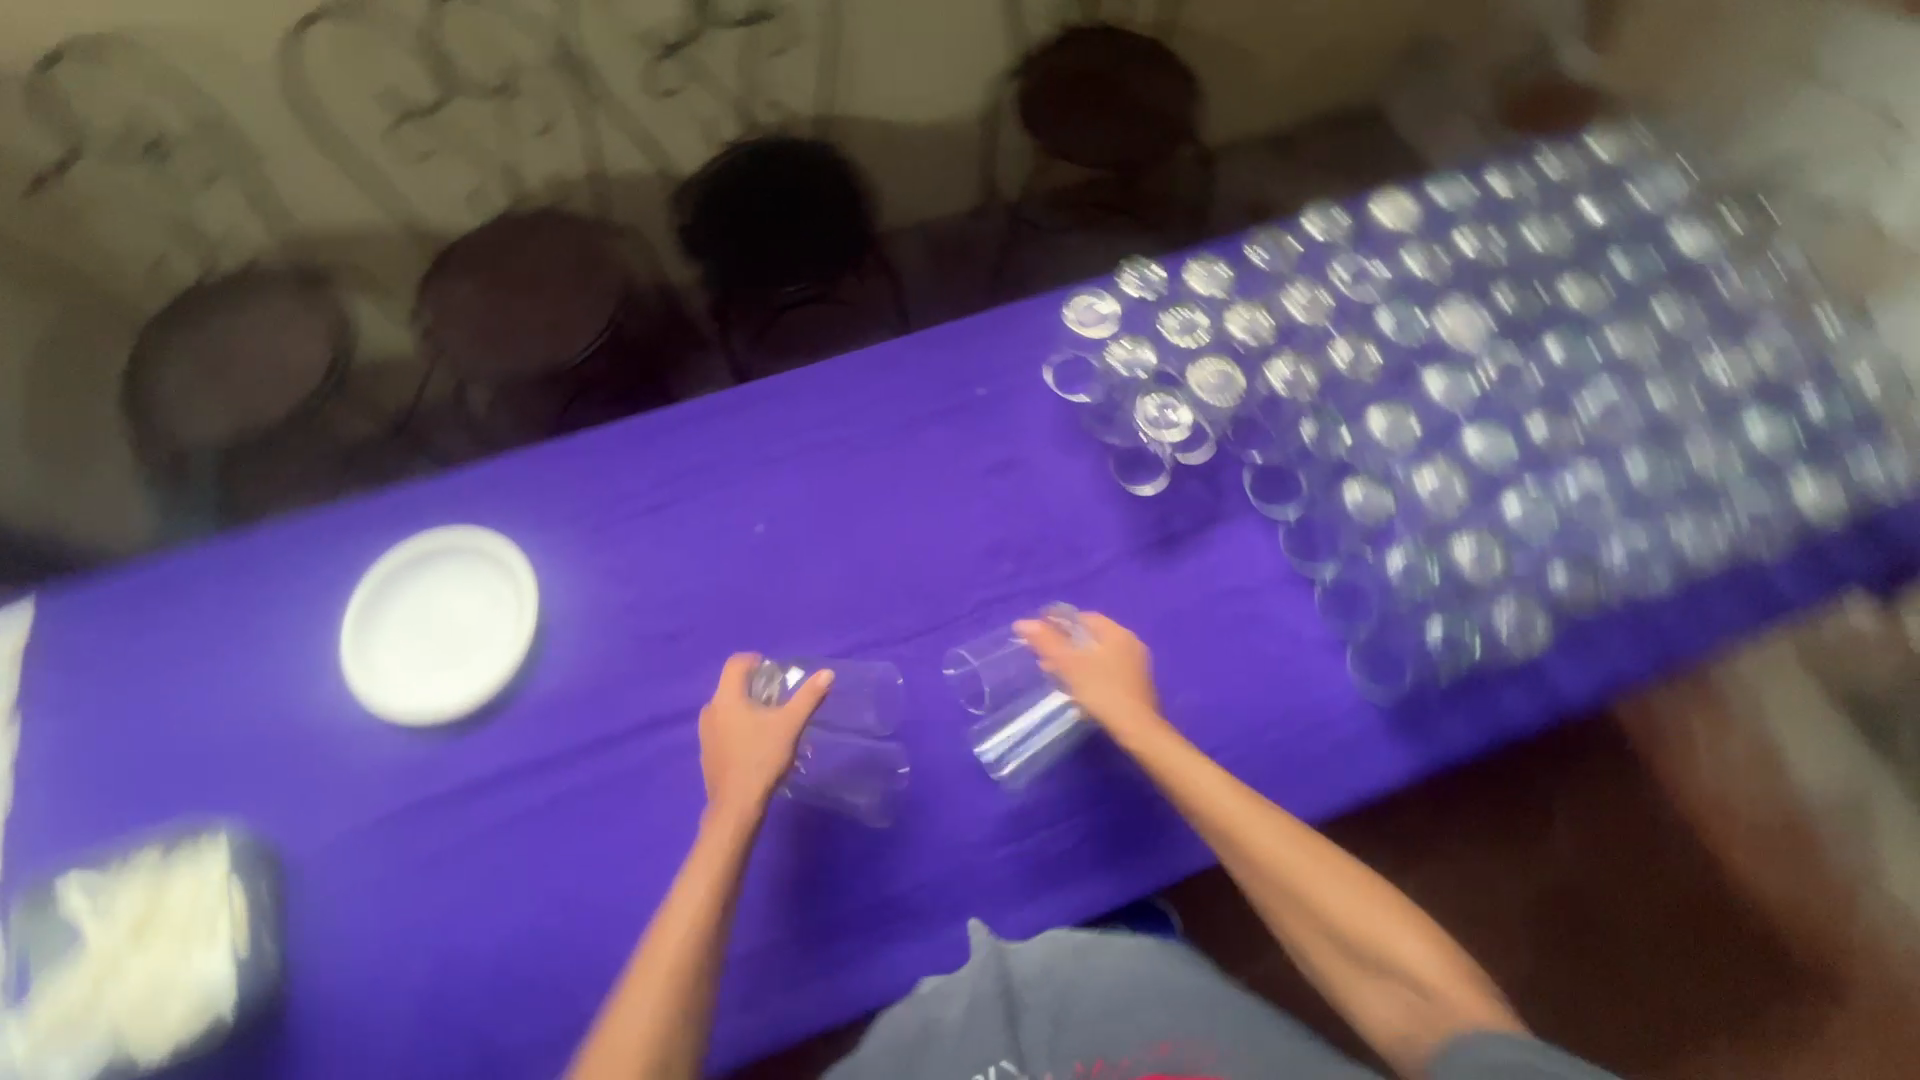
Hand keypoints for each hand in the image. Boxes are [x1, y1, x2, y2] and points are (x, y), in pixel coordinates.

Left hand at [697, 654, 832, 820]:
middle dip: (755, 686)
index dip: (756, 660)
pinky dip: (738, 725)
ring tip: (769, 721)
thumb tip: (827, 673)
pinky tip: (756, 744)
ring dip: (747, 707)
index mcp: (727, 697)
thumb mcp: (791, 725)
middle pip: (731, 684)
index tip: (775, 672)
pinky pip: (722, 726)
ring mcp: (705, 732)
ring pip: (727, 707)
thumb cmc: (762, 758)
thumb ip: (808, 697)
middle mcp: (710, 709)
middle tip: (779, 698)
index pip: (736, 663)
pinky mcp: (706, 751)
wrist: (736, 804)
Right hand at [1015, 612, 1168, 740]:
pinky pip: (1107, 668)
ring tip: (1054, 672)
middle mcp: (1130, 643)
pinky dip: (1089, 671)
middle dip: (1065, 643)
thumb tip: (1022, 622)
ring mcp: (1136, 664)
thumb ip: (1047, 642)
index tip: (1039, 633)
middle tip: (1043, 655)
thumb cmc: (1102, 691)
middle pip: (1091, 636)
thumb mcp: (1069, 665)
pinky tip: (1076, 686)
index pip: (1084, 618)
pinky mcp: (1135, 683)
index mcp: (1117, 633)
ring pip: (1099, 654)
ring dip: (1075, 659)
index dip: (1059, 622)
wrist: (1137, 729)